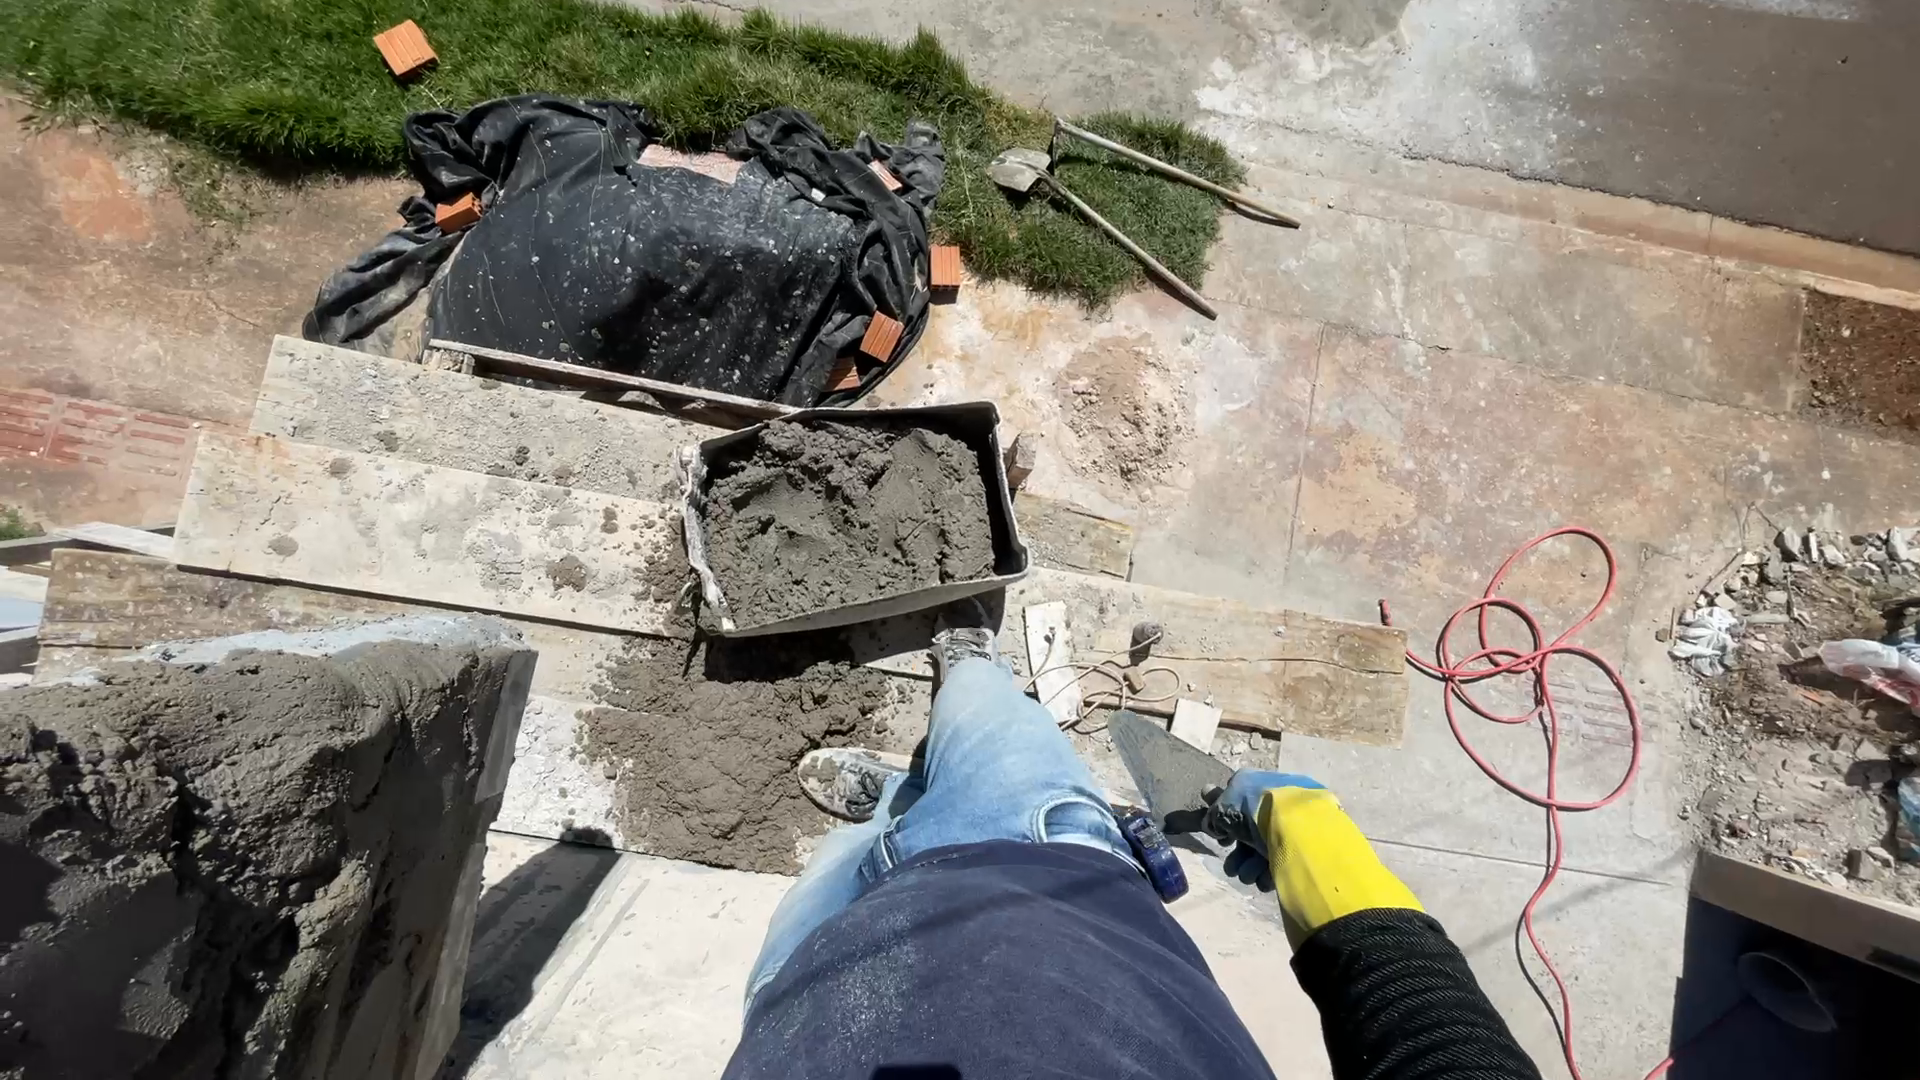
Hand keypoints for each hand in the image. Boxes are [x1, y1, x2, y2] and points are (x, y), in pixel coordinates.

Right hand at [1203, 769, 1422, 945]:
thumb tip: (1209, 821)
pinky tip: (1264, 880)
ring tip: (1246, 878)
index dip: (1224, 821)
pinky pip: (1285, 856)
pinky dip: (1271, 869)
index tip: (1220, 840)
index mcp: (1259, 782)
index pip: (1237, 800)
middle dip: (1238, 851)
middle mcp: (1278, 799)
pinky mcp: (1310, 842)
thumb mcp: (1225, 807)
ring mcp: (1296, 820)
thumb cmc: (1257, 809)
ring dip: (1250, 863)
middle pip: (1251, 828)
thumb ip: (1213, 814)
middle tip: (1231, 869)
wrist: (1300, 825)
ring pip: (1266, 845)